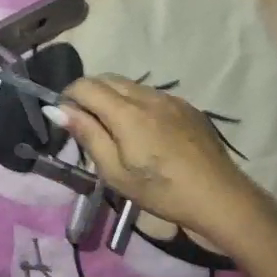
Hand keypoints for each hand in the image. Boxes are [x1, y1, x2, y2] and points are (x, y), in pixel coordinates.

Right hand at [53, 76, 276, 244]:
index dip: (68, 97)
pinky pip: (150, 94)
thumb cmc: (160, 191)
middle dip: (88, 93)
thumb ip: (87, 134)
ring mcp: (170, 99)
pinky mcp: (186, 107)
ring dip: (111, 97)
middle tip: (85, 124)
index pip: (85, 85)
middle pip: (106, 78)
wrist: (220, 198)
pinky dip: (134, 103)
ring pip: (129, 84)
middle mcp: (147, 96)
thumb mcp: (114, 171)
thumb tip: (57, 110)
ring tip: (113, 129)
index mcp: (127, 112)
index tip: (64, 119)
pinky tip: (142, 132)